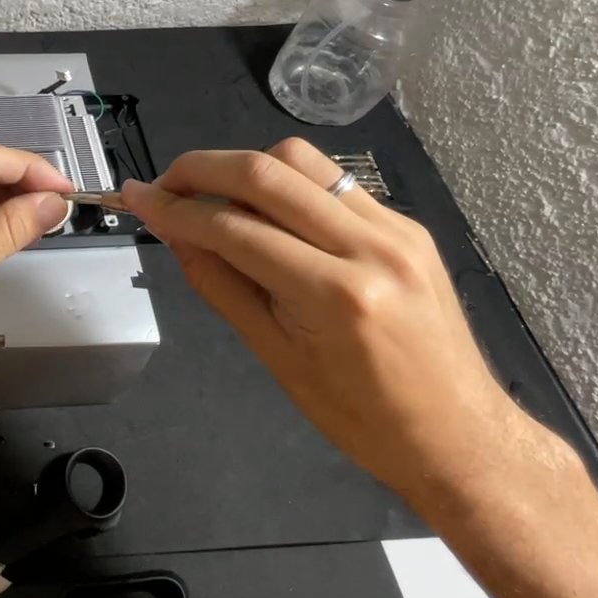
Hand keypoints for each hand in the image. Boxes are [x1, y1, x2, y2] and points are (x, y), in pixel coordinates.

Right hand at [121, 138, 541, 502]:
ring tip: (211, 194)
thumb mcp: (274, 356)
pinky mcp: (406, 223)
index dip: (173, 209)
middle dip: (200, 168)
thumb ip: (217, 282)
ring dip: (242, 166)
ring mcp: (395, 227)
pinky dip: (284, 184)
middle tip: (163, 185)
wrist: (461, 437)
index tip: (136, 198)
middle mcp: (370, 246)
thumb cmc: (360, 416)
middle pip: (265, 172)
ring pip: (300, 159)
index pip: (232, 228)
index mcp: (335, 294)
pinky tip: (266, 212)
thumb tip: (171, 232)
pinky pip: (330, 180)